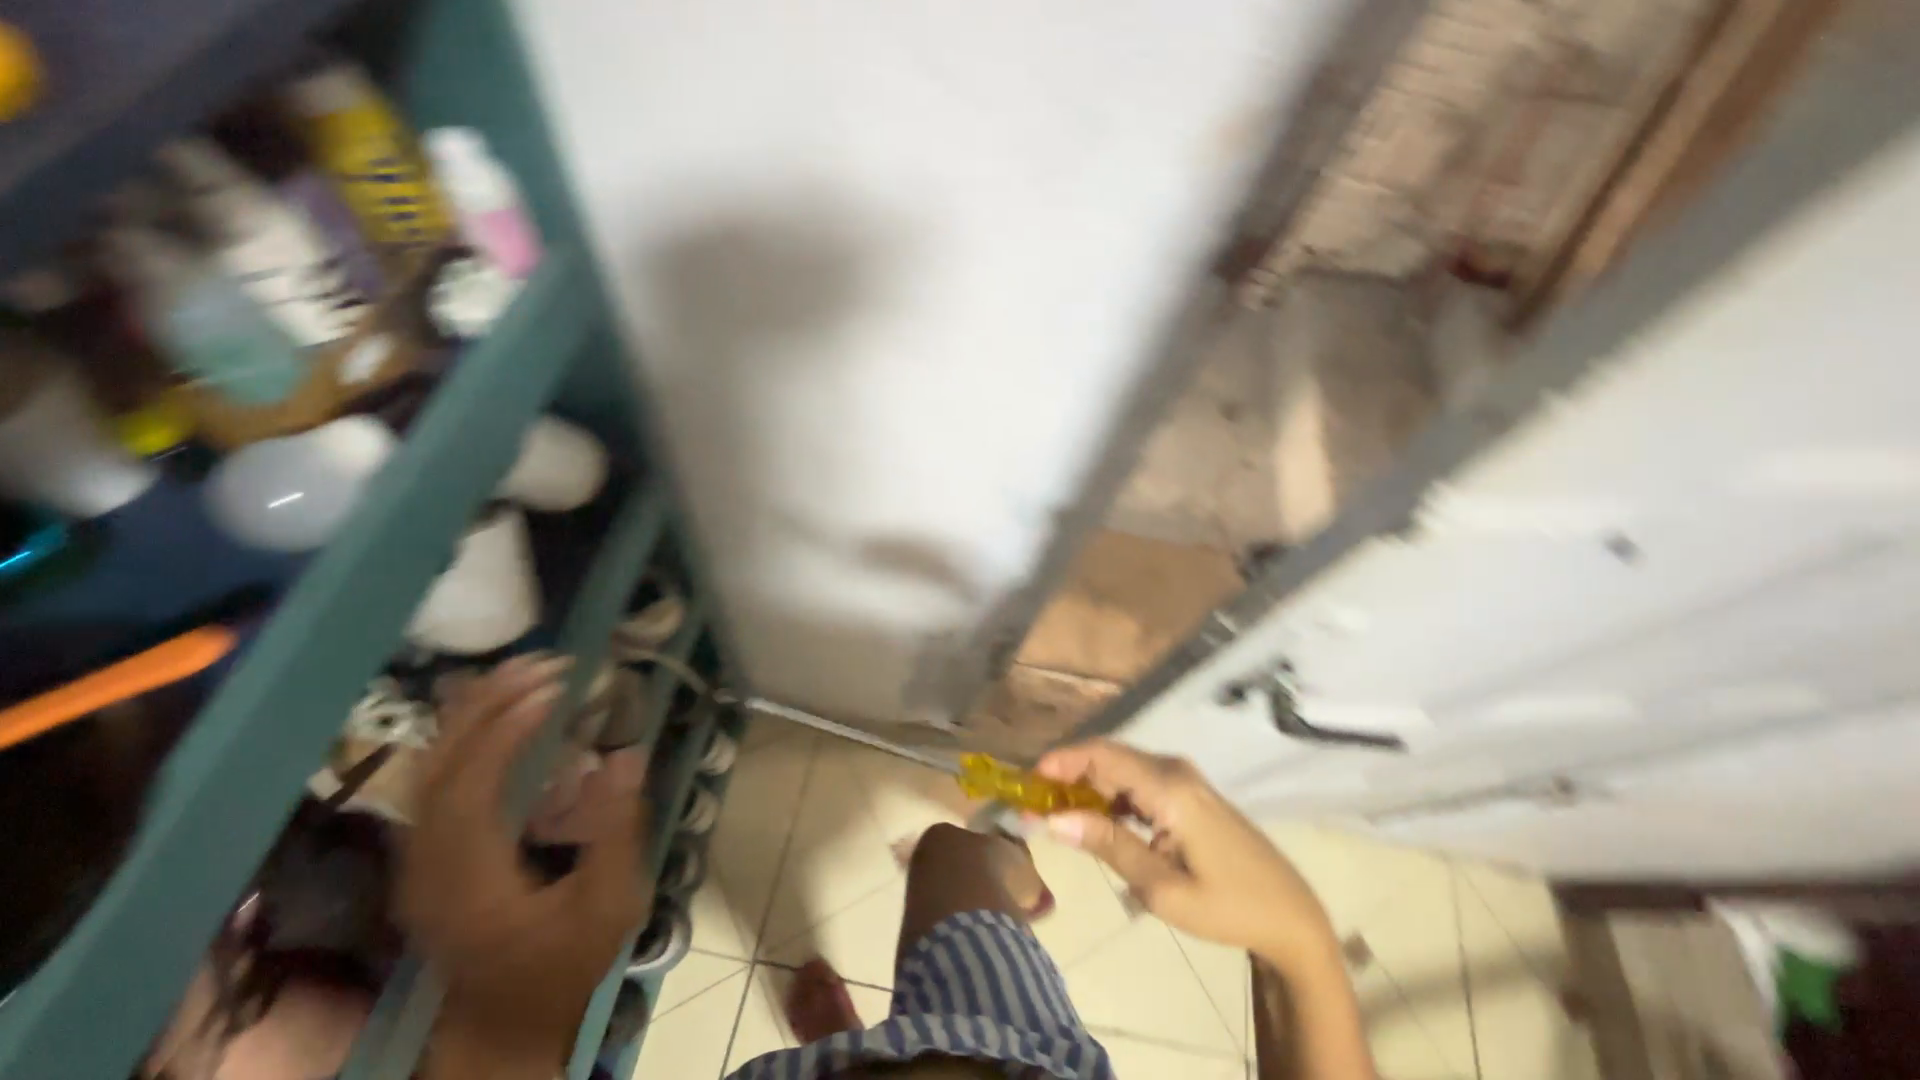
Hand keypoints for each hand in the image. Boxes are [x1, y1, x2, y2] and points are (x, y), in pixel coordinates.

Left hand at [398, 655, 650, 1073]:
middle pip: (439, 764)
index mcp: (469, 880)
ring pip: (427, 767)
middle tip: (541, 662)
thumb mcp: (611, 906)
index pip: (472, 785)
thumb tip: (626, 755)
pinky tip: (491, 711)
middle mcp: (428, 864)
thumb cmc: (565, 966)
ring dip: (470, 712)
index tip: (554, 688)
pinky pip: (432, 780)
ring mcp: (418, 860)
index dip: (507, 729)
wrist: (505, 1023)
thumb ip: (618, 832)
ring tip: (518, 670)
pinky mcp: (426, 855)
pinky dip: (460, 736)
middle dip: (487, 704)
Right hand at [1035, 739, 1336, 972]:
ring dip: (1086, 788)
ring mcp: (1185, 780)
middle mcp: (1176, 771)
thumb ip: (1108, 846)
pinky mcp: (1189, 794)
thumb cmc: (1227, 907)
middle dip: (1067, 777)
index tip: (1024, 784)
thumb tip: (1053, 819)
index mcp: (1170, 788)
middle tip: (1032, 808)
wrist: (1290, 916)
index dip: (1059, 762)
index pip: (1102, 756)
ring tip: (1055, 818)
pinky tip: (1095, 824)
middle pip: (1108, 758)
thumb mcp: (1161, 887)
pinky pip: (1138, 783)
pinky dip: (1110, 797)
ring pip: (1121, 770)